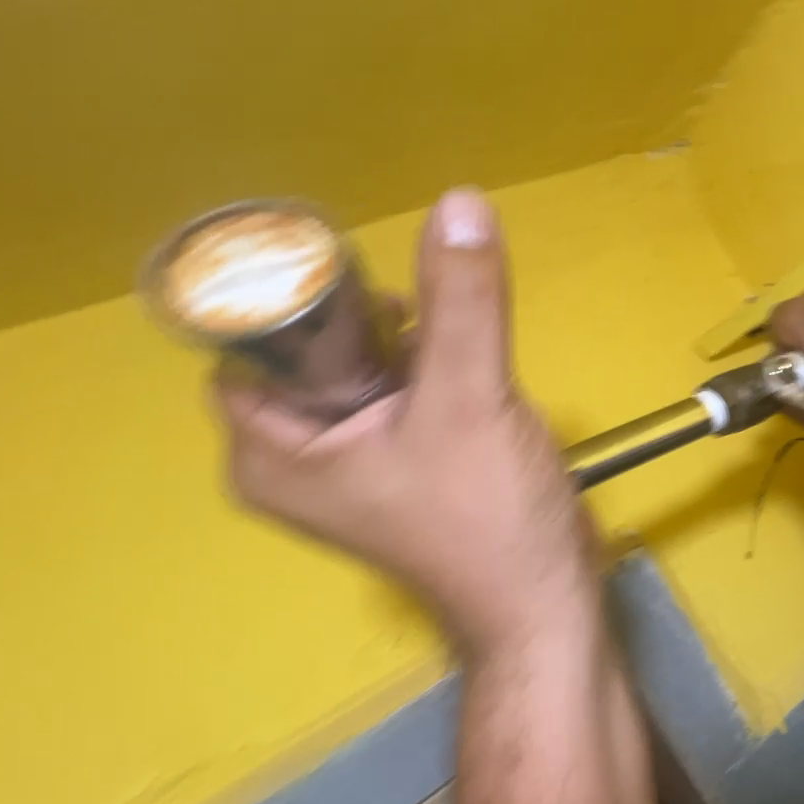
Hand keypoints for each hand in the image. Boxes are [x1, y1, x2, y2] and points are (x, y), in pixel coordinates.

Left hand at [214, 188, 587, 657]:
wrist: (547, 602)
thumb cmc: (489, 516)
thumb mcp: (472, 399)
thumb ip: (464, 302)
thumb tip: (461, 201)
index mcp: (269, 449)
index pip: (256, 336)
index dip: (313, 299)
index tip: (385, 297)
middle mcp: (296, 460)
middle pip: (316, 350)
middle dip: (376, 328)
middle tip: (434, 332)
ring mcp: (353, 472)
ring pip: (366, 373)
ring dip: (414, 351)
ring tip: (463, 363)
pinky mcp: (403, 476)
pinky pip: (400, 402)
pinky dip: (433, 381)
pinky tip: (478, 390)